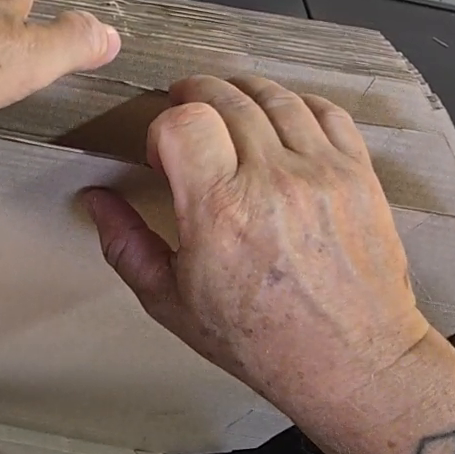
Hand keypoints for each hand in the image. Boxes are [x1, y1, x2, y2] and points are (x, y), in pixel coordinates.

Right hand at [82, 75, 430, 418]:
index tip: (163, 155)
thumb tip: (96, 199)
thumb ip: (125, 244)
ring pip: (273, 96)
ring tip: (224, 106)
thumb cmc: (259, 337)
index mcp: (219, 211)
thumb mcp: (170, 301)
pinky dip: (293, 102)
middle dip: (194, 94)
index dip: (163, 127)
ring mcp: (321, 173)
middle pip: (225, 98)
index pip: (184, 122)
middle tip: (183, 111)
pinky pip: (325, 111)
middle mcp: (272, 182)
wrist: (355, 362)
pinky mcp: (358, 175)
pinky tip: (276, 117)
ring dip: (239, 91)